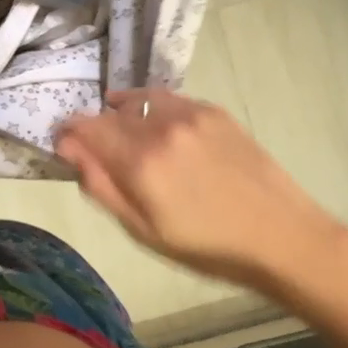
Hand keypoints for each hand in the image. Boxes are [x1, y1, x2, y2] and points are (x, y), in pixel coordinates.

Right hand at [54, 89, 347, 290]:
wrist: (282, 238)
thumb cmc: (207, 247)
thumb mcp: (143, 230)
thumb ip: (101, 186)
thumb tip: (68, 150)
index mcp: (139, 162)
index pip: (84, 128)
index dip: (67, 134)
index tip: (64, 146)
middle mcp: (159, 128)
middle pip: (108, 113)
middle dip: (95, 128)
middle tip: (99, 152)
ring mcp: (188, 115)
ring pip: (136, 101)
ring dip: (122, 113)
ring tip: (128, 136)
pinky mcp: (213, 111)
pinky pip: (167, 100)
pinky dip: (151, 109)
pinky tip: (160, 131)